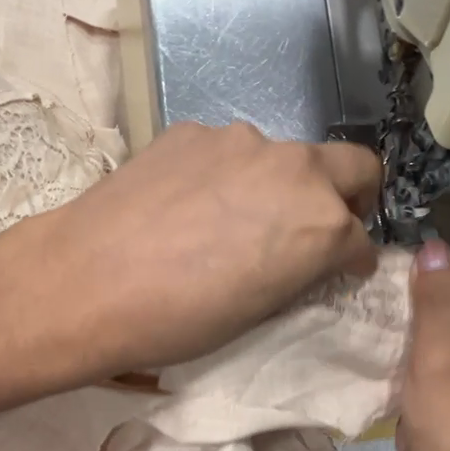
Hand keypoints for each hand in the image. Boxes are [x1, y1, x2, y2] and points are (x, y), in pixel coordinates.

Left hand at [18, 122, 380, 373]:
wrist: (87, 282)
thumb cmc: (180, 319)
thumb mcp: (259, 312)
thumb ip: (300, 274)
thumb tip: (309, 261)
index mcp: (323, 224)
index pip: (363, 238)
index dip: (354, 260)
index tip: (341, 272)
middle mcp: (294, 169)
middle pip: (353, 167)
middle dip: (349, 198)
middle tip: (315, 231)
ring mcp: (242, 142)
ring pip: (284, 159)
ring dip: (277, 187)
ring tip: (231, 222)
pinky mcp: (193, 131)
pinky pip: (229, 153)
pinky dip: (226, 176)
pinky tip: (188, 207)